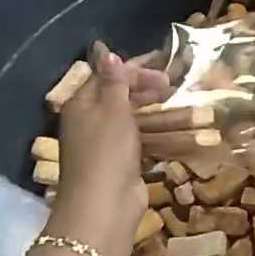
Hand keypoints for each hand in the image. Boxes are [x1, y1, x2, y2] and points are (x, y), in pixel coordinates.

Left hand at [51, 50, 165, 255]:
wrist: (105, 204)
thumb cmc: (107, 150)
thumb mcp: (112, 109)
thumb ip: (114, 81)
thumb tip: (107, 51)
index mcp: (81, 104)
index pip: (105, 76)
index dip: (131, 68)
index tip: (161, 66)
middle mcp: (89, 121)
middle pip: (116, 94)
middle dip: (142, 86)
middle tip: (170, 84)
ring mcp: (105, 143)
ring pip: (128, 115)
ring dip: (150, 106)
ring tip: (174, 100)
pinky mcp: (121, 161)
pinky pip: (137, 136)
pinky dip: (152, 128)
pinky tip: (170, 126)